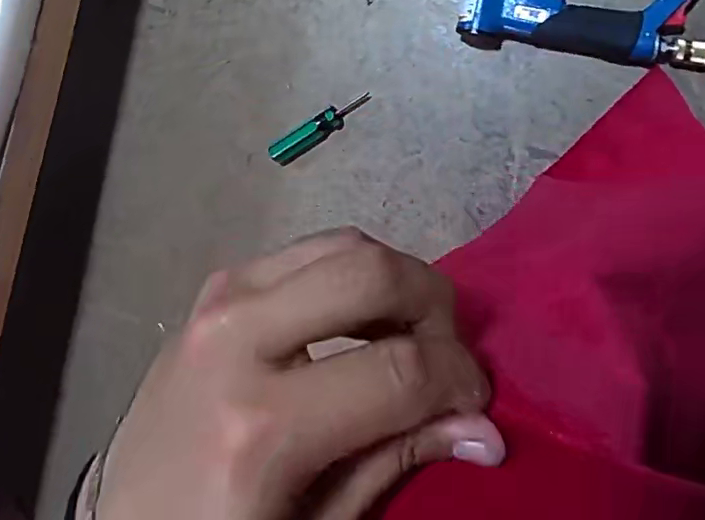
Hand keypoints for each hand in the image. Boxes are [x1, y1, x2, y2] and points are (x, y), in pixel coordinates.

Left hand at [90, 228, 505, 519]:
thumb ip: (396, 461)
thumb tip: (484, 428)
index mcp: (257, 428)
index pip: (396, 370)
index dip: (457, 379)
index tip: (475, 401)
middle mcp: (236, 338)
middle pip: (369, 273)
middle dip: (432, 303)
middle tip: (447, 350)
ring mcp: (222, 296)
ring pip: (344, 243)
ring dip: (393, 280)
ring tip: (406, 333)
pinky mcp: (219, 282)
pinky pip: (309, 249)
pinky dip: (350, 272)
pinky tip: (355, 319)